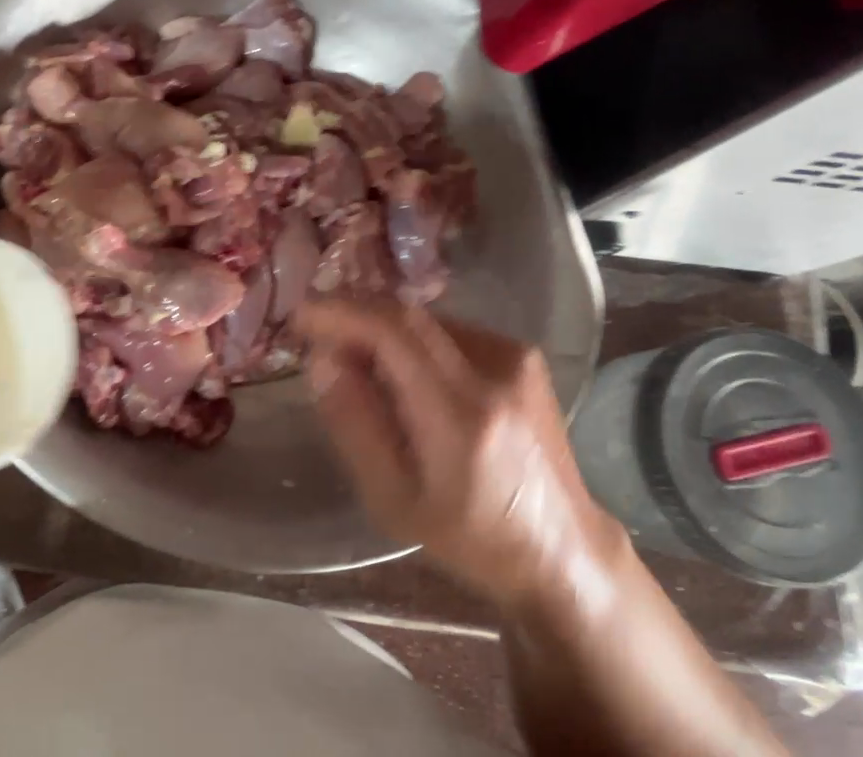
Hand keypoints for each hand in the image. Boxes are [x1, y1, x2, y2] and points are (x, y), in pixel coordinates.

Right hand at [295, 297, 625, 613]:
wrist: (563, 550)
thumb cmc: (470, 538)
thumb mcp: (392, 499)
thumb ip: (353, 424)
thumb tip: (322, 359)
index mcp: (461, 413)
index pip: (393, 331)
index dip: (339, 312)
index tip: (299, 316)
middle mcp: (495, 370)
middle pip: (407, 315)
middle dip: (352, 314)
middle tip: (314, 335)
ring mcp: (516, 359)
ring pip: (425, 322)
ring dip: (381, 330)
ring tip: (355, 367)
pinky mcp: (523, 359)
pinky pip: (447, 333)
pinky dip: (411, 342)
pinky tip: (401, 378)